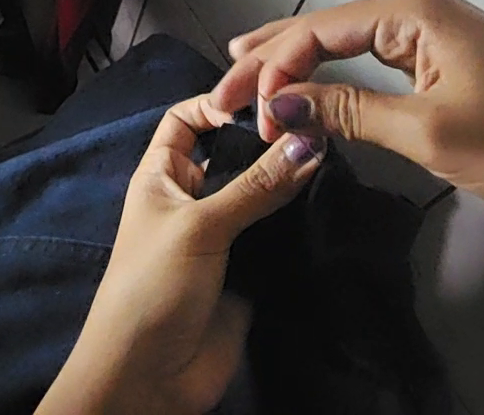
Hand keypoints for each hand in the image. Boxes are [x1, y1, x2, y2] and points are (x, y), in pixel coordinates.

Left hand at [36, 95, 324, 414]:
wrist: (149, 379)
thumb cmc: (154, 284)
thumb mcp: (200, 225)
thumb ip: (257, 186)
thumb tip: (309, 142)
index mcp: (162, 174)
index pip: (188, 119)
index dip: (219, 104)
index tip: (268, 103)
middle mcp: (191, 196)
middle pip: (231, 155)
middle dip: (266, 144)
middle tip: (318, 130)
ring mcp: (220, 233)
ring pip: (259, 194)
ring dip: (288, 183)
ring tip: (333, 163)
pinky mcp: (247, 268)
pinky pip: (275, 233)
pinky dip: (298, 221)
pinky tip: (331, 205)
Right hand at [210, 0, 483, 244]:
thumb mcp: (429, 133)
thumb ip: (347, 112)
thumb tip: (277, 105)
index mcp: (411, 9)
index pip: (316, 30)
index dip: (271, 68)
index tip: (239, 110)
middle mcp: (416, 7)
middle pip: (324, 26)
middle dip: (273, 56)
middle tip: (222, 84)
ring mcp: (433, 30)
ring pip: (345, 41)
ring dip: (298, 62)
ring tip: (247, 71)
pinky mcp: (445, 57)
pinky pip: (371, 58)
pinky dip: (333, 73)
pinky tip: (308, 78)